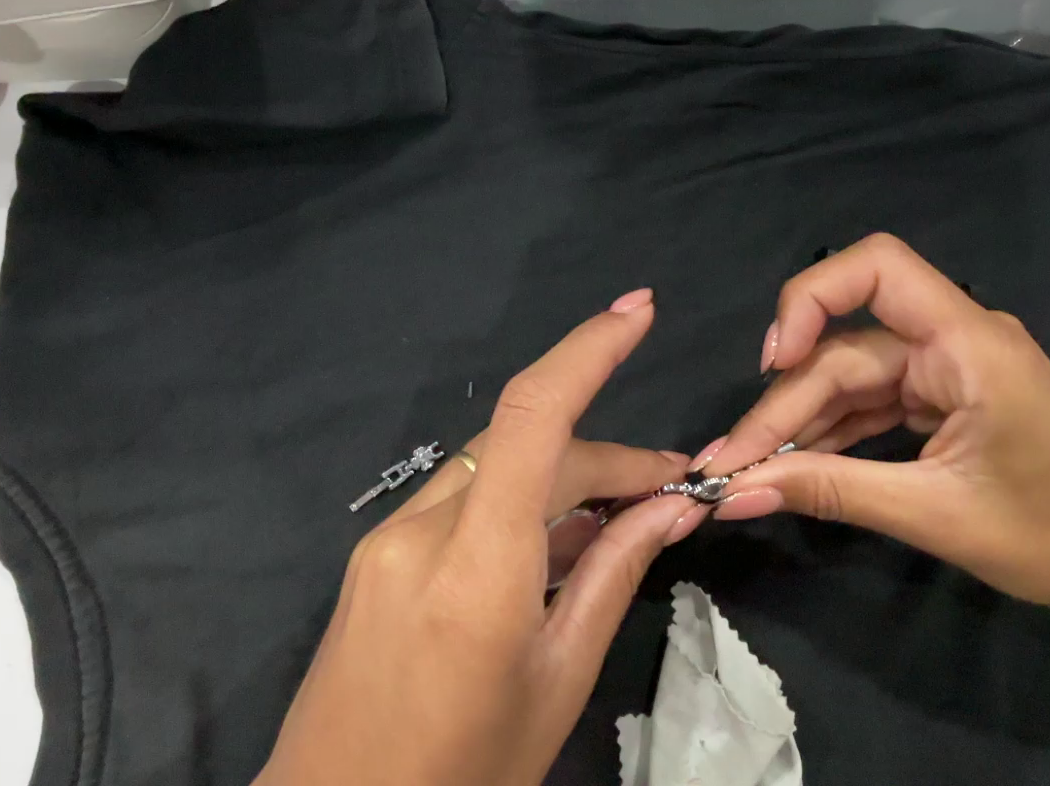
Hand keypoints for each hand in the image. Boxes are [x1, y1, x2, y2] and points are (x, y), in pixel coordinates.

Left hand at [256, 290, 707, 785]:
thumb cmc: (464, 773)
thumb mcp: (559, 681)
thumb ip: (614, 576)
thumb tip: (673, 505)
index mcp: (476, 570)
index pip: (535, 419)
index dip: (588, 350)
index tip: (638, 310)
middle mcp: (423, 532)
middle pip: (529, 446)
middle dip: (606, 457)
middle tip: (670, 490)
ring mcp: (388, 539)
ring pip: (496, 468)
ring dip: (564, 477)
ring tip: (624, 515)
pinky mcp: (375, 554)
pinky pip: (463, 501)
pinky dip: (520, 503)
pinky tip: (558, 540)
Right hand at [703, 234, 1049, 647]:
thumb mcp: (936, 516)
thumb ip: (832, 491)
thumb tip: (735, 491)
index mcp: (969, 344)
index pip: (876, 267)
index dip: (810, 298)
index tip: (771, 363)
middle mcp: (954, 339)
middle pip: (844, 347)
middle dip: (785, 405)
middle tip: (729, 464)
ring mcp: (948, 369)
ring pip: (849, 376)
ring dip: (799, 422)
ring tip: (745, 470)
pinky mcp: (943, 397)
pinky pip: (870, 401)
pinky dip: (831, 433)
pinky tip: (793, 466)